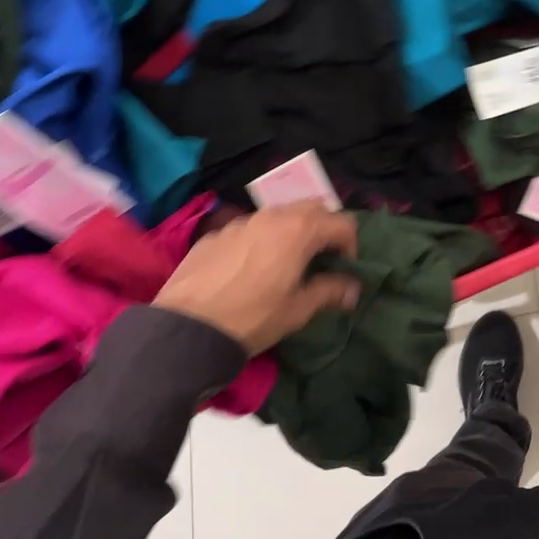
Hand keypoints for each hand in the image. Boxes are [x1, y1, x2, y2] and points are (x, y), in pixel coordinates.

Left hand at [153, 201, 360, 353]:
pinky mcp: (214, 235)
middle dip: (324, 229)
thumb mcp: (298, 310)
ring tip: (283, 263)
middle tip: (320, 259)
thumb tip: (353, 289)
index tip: (344, 268)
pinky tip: (247, 270)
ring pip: (278, 216)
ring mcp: (241, 223)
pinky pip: (248, 230)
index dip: (351, 244)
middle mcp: (273, 216)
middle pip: (313, 208)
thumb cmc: (252, 317)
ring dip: (291, 232)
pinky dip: (259, 242)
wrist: (185, 329)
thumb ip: (330, 292)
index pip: (343, 222)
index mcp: (301, 230)